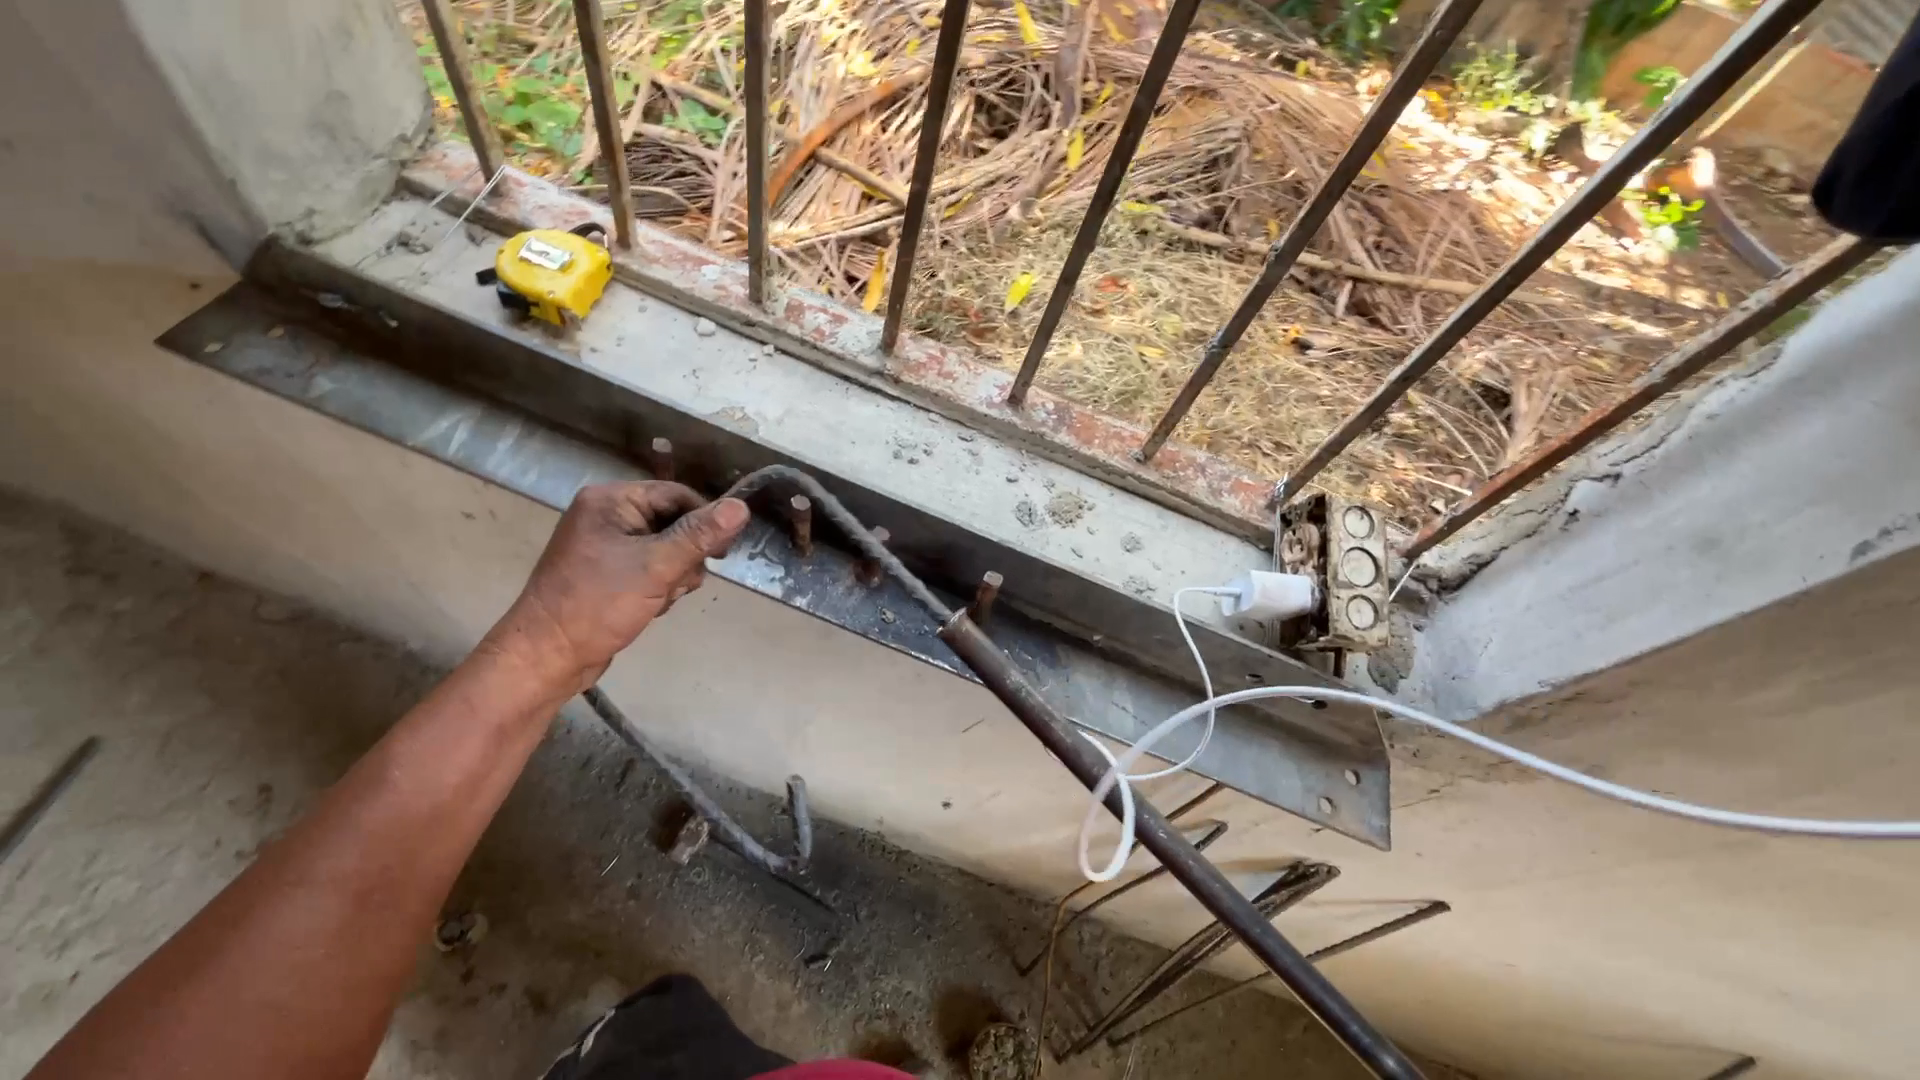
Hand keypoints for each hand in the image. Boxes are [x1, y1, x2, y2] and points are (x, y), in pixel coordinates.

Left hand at [482, 482, 750, 691]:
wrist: (547, 656)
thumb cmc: (597, 604)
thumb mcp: (656, 567)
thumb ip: (700, 536)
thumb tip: (741, 507)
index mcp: (610, 500)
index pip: (677, 495)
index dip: (705, 521)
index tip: (722, 553)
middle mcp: (606, 515)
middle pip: (674, 523)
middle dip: (685, 557)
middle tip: (678, 582)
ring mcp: (605, 545)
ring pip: (667, 550)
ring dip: (674, 576)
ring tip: (659, 599)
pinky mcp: (608, 572)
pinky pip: (650, 569)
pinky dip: (659, 587)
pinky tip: (651, 607)